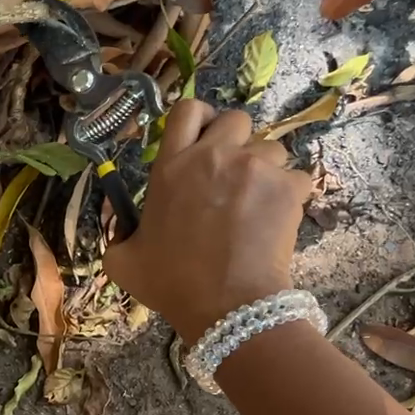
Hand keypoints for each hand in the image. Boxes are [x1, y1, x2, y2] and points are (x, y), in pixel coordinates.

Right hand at [103, 99, 310, 345]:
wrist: (226, 304)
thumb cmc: (170, 283)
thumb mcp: (122, 259)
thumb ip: (120, 232)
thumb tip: (124, 226)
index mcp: (170, 168)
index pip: (186, 110)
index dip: (197, 118)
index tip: (199, 138)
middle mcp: (213, 157)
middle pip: (235, 118)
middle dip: (235, 140)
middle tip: (228, 172)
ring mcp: (255, 169)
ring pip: (269, 147)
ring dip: (262, 169)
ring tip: (253, 202)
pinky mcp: (288, 188)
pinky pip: (294, 177)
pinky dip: (286, 194)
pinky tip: (272, 219)